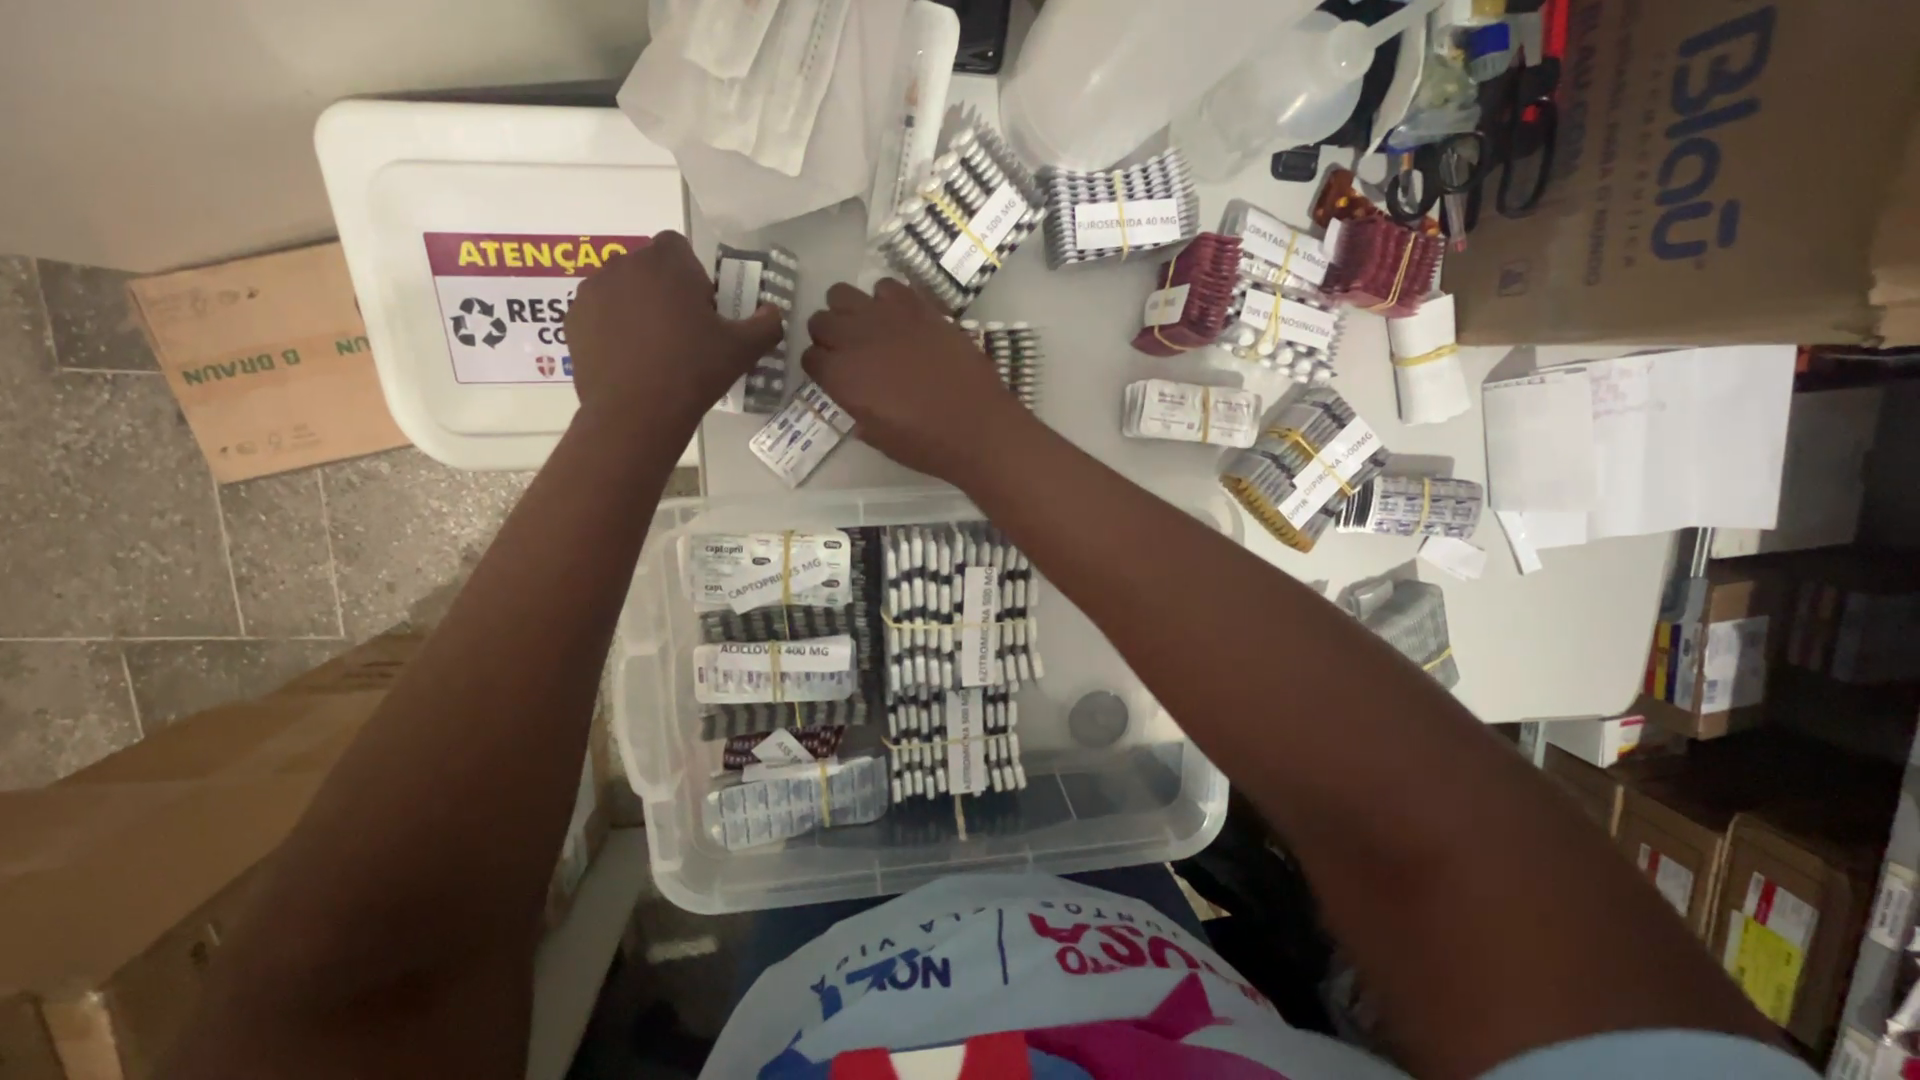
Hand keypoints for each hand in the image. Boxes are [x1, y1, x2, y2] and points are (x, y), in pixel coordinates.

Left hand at [564, 231, 782, 430]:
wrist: (636, 413)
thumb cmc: (693, 371)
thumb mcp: (742, 349)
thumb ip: (765, 324)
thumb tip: (772, 313)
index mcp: (667, 262)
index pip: (678, 247)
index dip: (692, 275)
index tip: (701, 309)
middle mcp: (624, 265)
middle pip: (648, 267)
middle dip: (664, 290)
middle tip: (682, 333)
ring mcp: (592, 292)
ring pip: (622, 290)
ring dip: (637, 308)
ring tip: (654, 350)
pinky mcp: (573, 320)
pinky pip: (599, 315)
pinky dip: (613, 329)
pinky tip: (630, 361)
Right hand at [803, 280, 1032, 479]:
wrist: (977, 426)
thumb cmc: (925, 443)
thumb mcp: (876, 435)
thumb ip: (854, 406)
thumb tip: (852, 392)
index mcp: (841, 378)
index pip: (808, 358)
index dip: (821, 367)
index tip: (835, 375)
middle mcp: (855, 340)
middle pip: (819, 321)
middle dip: (829, 336)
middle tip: (851, 352)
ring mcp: (886, 317)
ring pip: (842, 294)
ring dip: (849, 311)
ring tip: (871, 330)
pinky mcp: (917, 306)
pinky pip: (886, 286)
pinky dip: (886, 299)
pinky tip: (899, 319)